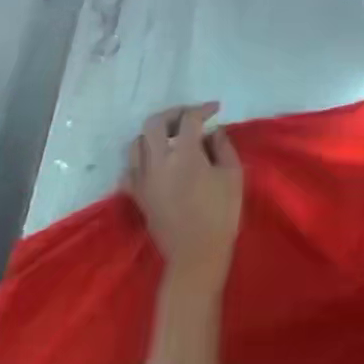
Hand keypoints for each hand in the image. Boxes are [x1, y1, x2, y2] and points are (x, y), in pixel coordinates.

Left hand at [126, 103, 243, 289]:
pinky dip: (141, 159)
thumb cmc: (221, 213)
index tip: (216, 109)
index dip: (203, 109)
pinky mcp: (137, 195)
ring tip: (172, 136)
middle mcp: (157, 162)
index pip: (189, 119)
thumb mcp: (233, 174)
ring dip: (154, 133)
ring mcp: (143, 179)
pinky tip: (155, 162)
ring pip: (137, 143)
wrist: (196, 254)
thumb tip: (213, 132)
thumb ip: (223, 147)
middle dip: (173, 113)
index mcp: (184, 155)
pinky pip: (130, 169)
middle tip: (190, 115)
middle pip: (154, 123)